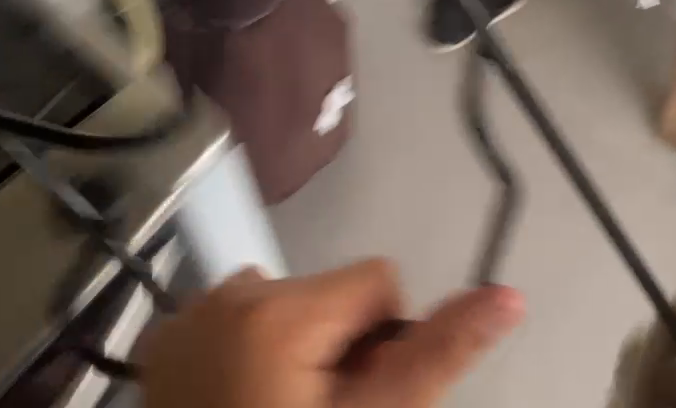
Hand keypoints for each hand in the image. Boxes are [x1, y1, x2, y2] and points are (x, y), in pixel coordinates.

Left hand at [138, 259, 523, 407]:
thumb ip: (440, 352)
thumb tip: (511, 295)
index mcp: (281, 306)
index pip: (379, 281)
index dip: (384, 340)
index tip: (361, 394)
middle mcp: (230, 291)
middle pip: (329, 293)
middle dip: (341, 344)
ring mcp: (188, 317)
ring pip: (286, 304)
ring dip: (298, 347)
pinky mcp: (164, 343)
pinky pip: (235, 319)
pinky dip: (251, 350)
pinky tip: (244, 400)